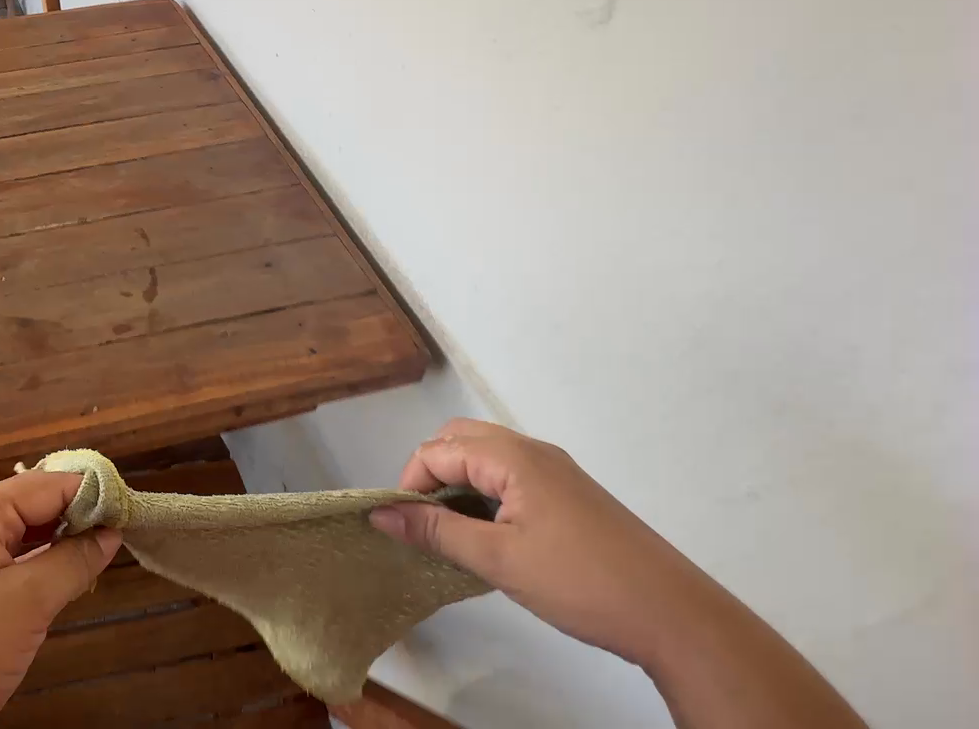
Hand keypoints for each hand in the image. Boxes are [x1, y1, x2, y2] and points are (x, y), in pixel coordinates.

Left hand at [0, 471, 122, 728]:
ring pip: (39, 530)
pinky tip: (82, 570)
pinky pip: (29, 557)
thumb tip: (113, 532)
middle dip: (84, 514)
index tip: (136, 510)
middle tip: (130, 529)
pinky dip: (56, 560)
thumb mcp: (29, 600)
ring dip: (72, 537)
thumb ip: (74, 560)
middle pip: (44, 502)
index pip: (51, 484)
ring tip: (114, 546)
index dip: (93, 493)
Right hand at [370, 419, 867, 728]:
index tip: (407, 526)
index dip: (410, 483)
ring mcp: (558, 471)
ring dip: (459, 481)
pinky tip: (493, 532)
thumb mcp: (498, 560)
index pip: (436, 450)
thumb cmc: (582, 583)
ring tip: (456, 529)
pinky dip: (486, 491)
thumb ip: (435, 531)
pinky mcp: (573, 494)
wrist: (681, 621)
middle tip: (427, 520)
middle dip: (431, 472)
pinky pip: (511, 473)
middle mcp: (533, 451)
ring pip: (486, 455)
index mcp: (512, 457)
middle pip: (458, 439)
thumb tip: (378, 513)